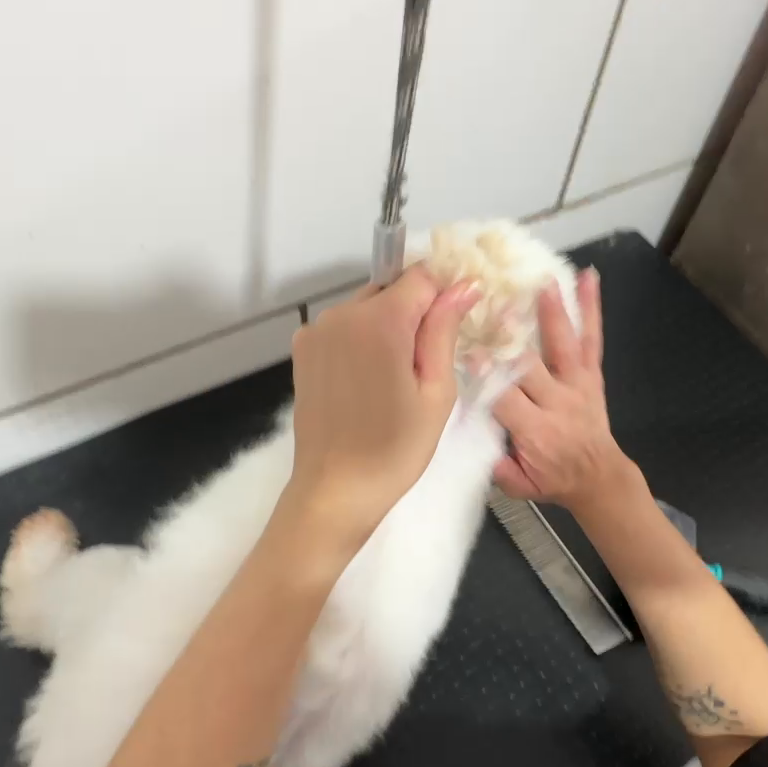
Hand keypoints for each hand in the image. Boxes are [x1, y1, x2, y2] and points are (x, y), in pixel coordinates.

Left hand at [286, 267, 477, 539]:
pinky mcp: (303, 350)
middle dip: (414, 314)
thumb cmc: (395, 449)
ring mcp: (316, 331)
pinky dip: (362, 342)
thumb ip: (445, 331)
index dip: (444, 294)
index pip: (421, 276)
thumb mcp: (437, 392)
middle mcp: (341, 314)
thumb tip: (464, 285)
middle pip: (391, 289)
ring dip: (388, 328)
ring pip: (367, 308)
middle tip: (425, 366)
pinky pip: (344, 328)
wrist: (335, 490)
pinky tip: (369, 383)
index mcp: (379, 322)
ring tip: (396, 380)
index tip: (454, 326)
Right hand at [491, 268, 639, 513]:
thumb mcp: (518, 486)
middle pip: (530, 365)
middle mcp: (557, 402)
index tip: (468, 353)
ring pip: (563, 344)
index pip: (506, 397)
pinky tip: (588, 278)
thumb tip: (473, 438)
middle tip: (498, 307)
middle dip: (513, 338)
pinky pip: (592, 339)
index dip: (487, 376)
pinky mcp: (591, 375)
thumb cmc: (552, 479)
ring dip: (553, 312)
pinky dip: (591, 308)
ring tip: (545, 282)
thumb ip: (498, 466)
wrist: (598, 477)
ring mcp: (577, 384)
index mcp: (535, 430)